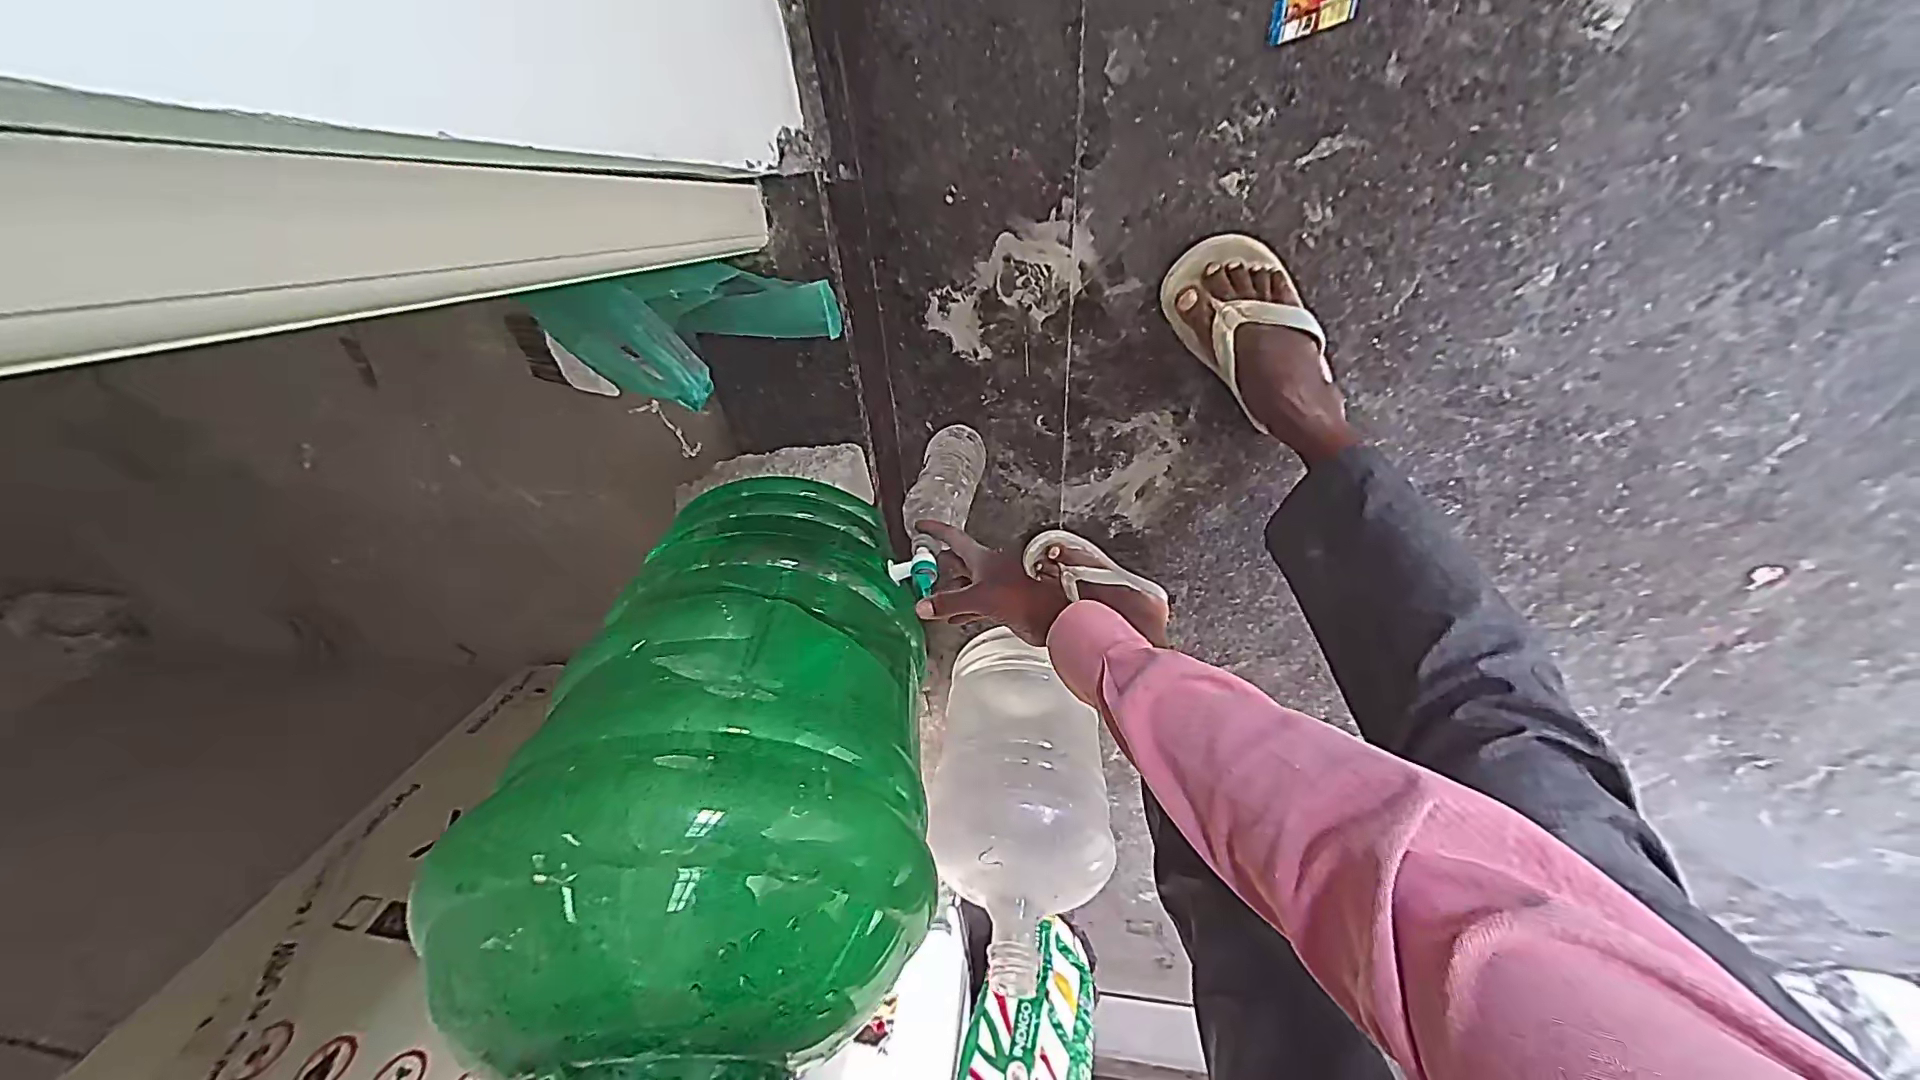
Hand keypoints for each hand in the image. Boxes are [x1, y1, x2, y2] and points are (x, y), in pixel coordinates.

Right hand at [914, 520, 1069, 645]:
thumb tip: (922, 606)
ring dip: (950, 590)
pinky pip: (975, 604)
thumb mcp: (980, 598)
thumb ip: (950, 602)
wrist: (1053, 615)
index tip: (921, 526)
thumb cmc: (1023, 596)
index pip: (953, 538)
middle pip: (958, 562)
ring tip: (931, 594)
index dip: (936, 530)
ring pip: (966, 584)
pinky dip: (962, 610)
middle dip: (940, 564)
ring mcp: (995, 586)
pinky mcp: (1002, 604)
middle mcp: (988, 568)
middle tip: (922, 567)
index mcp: (982, 558)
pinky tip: (953, 618)